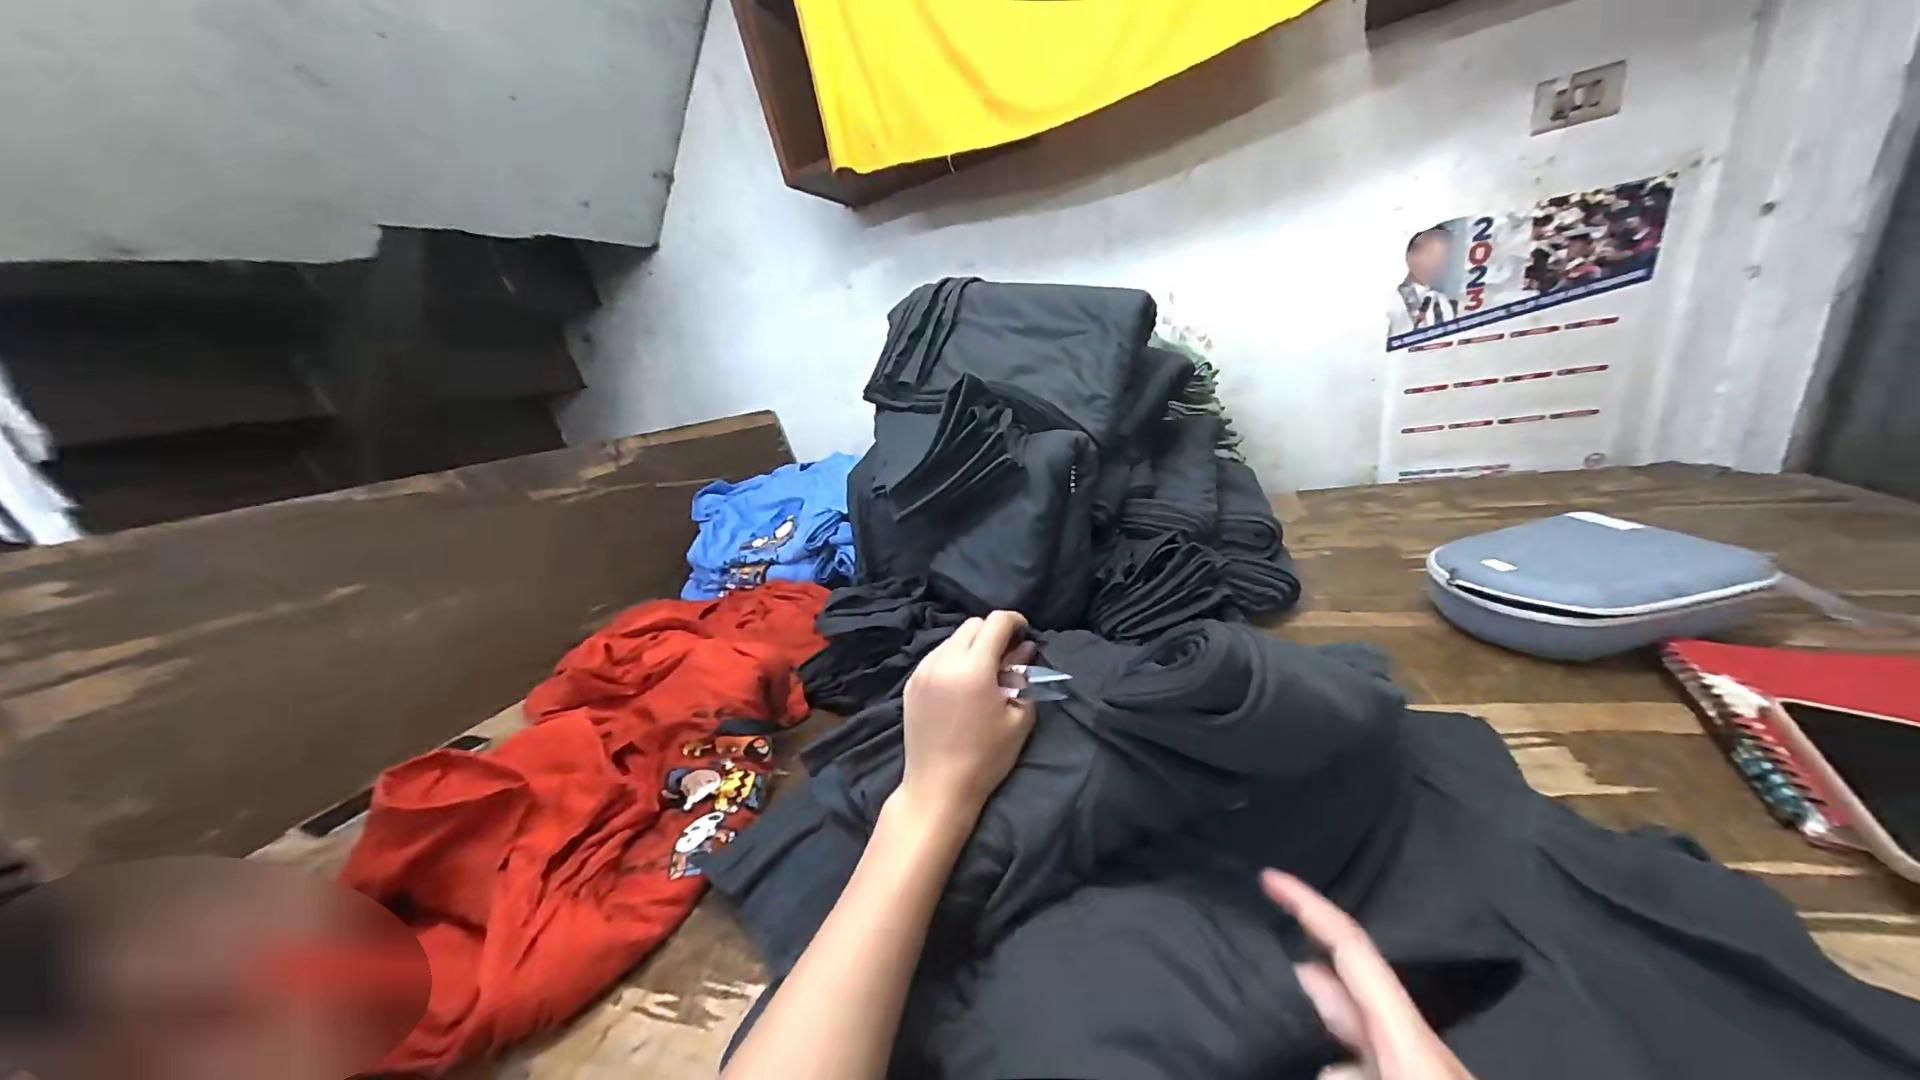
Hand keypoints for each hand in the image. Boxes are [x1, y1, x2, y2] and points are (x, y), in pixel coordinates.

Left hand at [896, 611, 1037, 819]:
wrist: (938, 787)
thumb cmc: (986, 757)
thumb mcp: (1018, 718)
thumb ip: (1023, 676)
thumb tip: (1023, 649)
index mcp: (973, 667)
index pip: (995, 622)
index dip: (1015, 621)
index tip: (1024, 633)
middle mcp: (944, 660)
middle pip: (972, 625)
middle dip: (993, 633)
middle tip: (1006, 658)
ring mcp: (923, 670)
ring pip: (952, 638)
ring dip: (972, 645)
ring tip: (983, 674)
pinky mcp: (911, 683)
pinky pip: (937, 655)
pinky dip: (953, 659)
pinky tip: (961, 685)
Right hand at [1261, 870, 1477, 1079]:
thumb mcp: (1407, 1072)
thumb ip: (1350, 1073)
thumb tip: (1325, 1068)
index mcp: (1405, 1037)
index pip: (1351, 948)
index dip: (1309, 905)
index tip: (1268, 877)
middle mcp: (1407, 1044)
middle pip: (1342, 987)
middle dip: (1298, 969)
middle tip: (1251, 958)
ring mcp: (1410, 1066)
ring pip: (1349, 1029)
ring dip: (1313, 1020)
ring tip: (1274, 1018)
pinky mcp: (1407, 1079)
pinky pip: (1359, 1060)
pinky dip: (1335, 1060)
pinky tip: (1319, 1067)